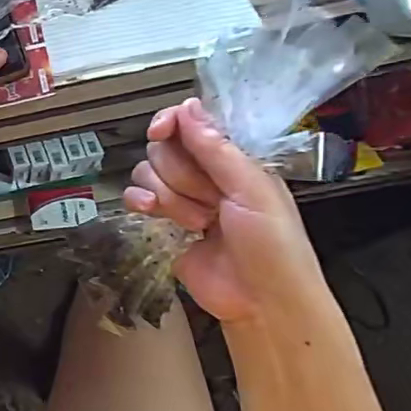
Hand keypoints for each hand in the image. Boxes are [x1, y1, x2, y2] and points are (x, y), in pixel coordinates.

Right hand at [122, 98, 328, 323]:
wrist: (261, 303)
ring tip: (197, 222)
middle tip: (209, 199)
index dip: (172, 123)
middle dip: (179, 174)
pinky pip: (136, 198)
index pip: (192, 123)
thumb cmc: (273, 247)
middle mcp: (206, 174)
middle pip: (164, 149)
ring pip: (147, 172)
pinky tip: (154, 214)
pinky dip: (141, 203)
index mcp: (234, 159)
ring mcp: (182, 198)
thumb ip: (216, 148)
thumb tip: (187, 106)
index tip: (162, 132)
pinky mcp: (163, 223)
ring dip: (169, 196)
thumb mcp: (252, 190)